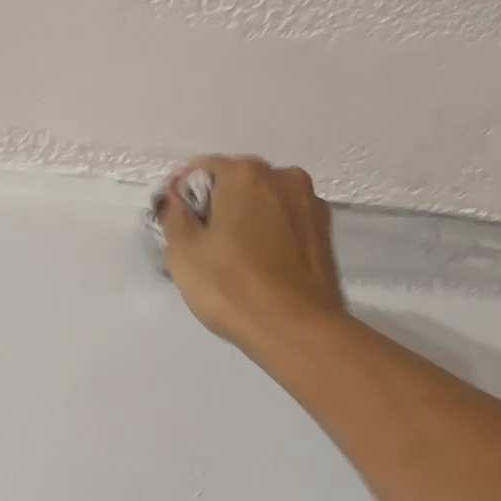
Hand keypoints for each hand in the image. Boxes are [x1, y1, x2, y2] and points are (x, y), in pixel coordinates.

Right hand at [157, 156, 347, 347]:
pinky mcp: (326, 234)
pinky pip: (288, 224)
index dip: (183, 195)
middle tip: (204, 247)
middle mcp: (285, 178)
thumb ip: (174, 215)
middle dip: (219, 206)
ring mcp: (311, 205)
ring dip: (248, 220)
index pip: (203, 170)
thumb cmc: (234, 288)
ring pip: (267, 204)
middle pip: (239, 183)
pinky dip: (273, 236)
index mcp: (247, 173)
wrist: (298, 329)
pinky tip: (263, 267)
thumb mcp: (184, 252)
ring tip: (236, 260)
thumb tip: (177, 198)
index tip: (176, 226)